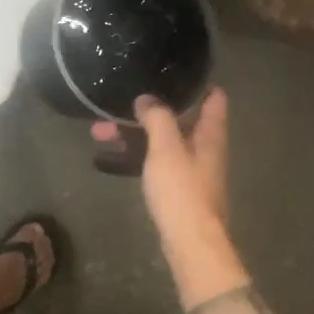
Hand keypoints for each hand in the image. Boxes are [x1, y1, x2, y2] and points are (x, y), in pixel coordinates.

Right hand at [93, 87, 230, 238]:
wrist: (190, 242)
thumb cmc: (182, 190)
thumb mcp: (166, 148)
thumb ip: (158, 118)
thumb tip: (147, 98)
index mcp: (210, 135)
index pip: (214, 98)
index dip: (198, 82)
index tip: (172, 71)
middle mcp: (204, 149)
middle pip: (179, 120)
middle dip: (148, 110)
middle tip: (118, 103)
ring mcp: (191, 170)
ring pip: (161, 141)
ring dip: (134, 134)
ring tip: (99, 131)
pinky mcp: (177, 188)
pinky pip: (154, 161)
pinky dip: (135, 155)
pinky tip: (109, 157)